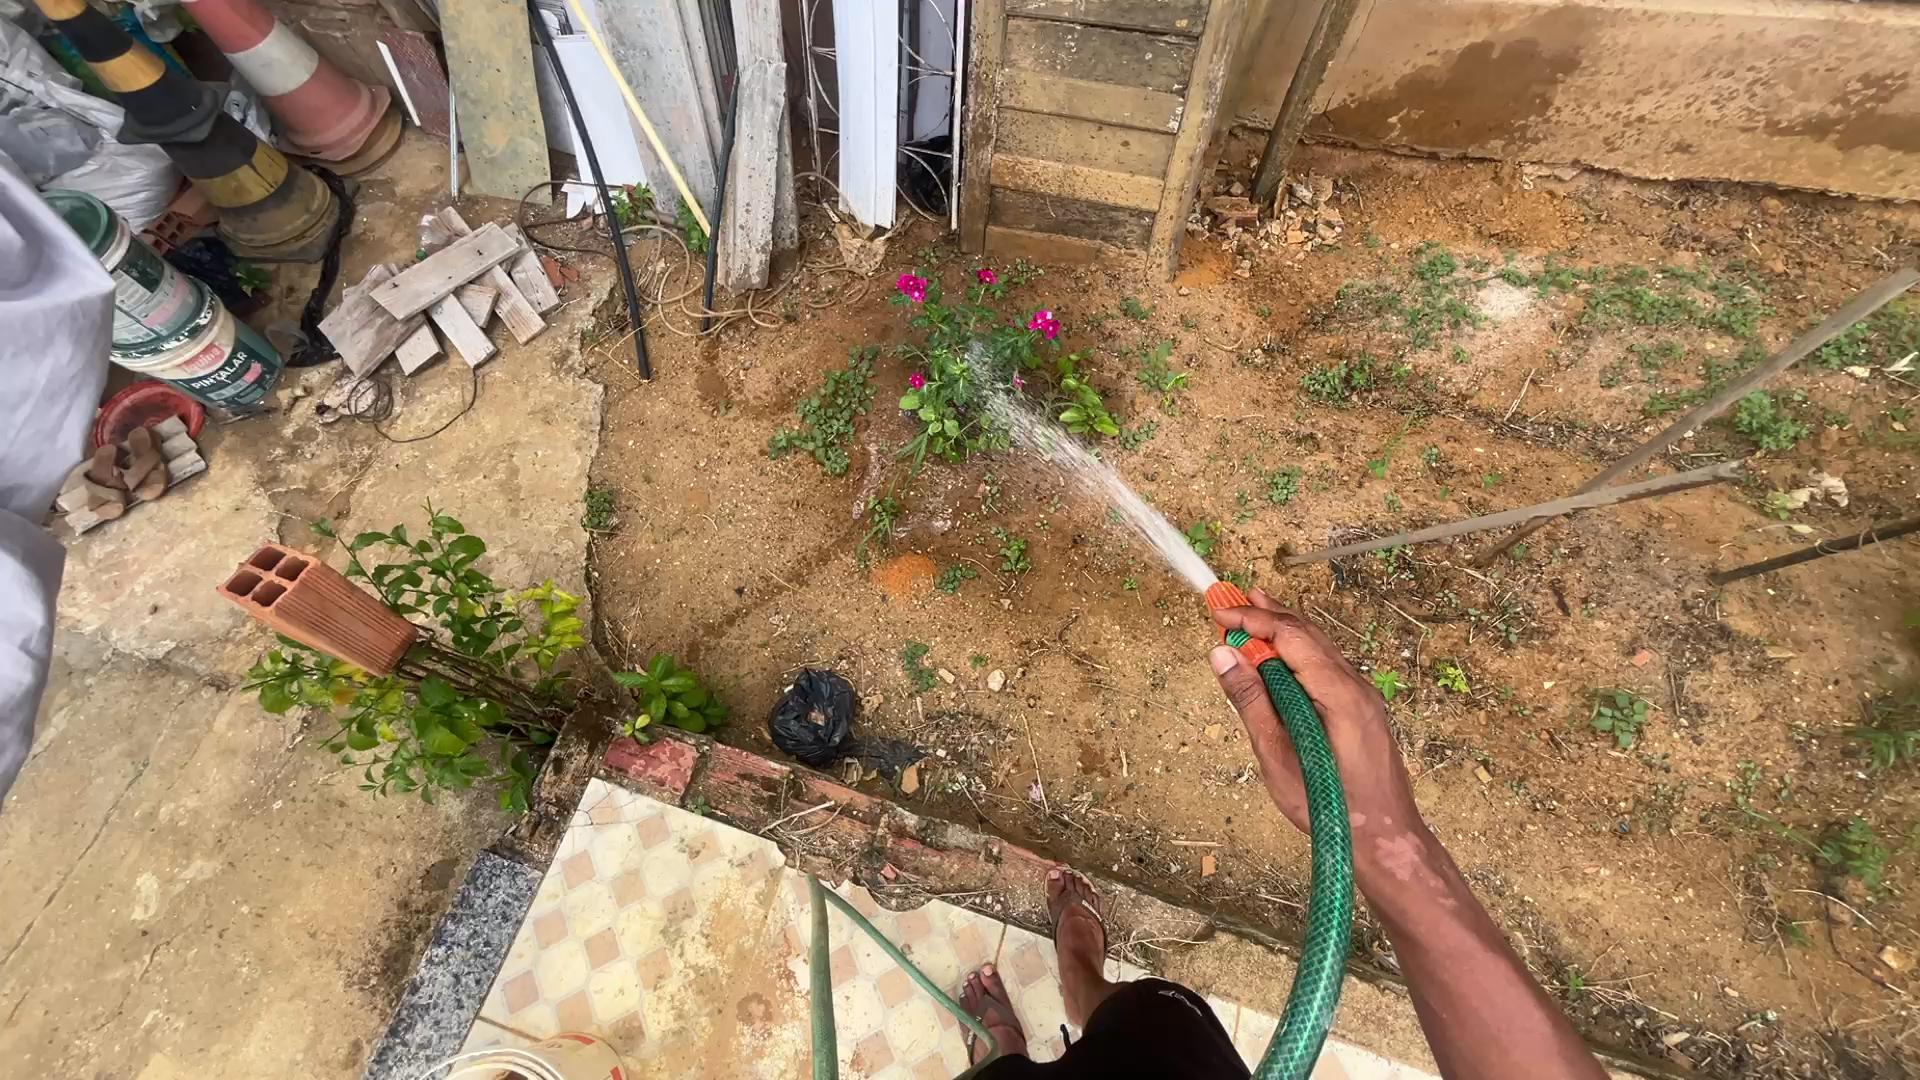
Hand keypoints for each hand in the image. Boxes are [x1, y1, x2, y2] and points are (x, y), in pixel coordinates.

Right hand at [1208, 588, 1422, 846]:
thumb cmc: (1329, 805)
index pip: (1291, 636)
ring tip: (1251, 610)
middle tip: (1229, 598)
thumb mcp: (1277, 755)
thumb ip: (1250, 701)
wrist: (1386, 841)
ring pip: (1318, 646)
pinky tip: (1277, 654)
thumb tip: (1222, 654)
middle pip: (1307, 633)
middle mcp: (1356, 685)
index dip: (1253, 619)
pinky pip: (1324, 665)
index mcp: (1339, 693)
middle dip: (1266, 613)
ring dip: (1281, 627)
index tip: (1217, 613)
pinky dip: (1295, 650)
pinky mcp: (1360, 709)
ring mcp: (1362, 696)